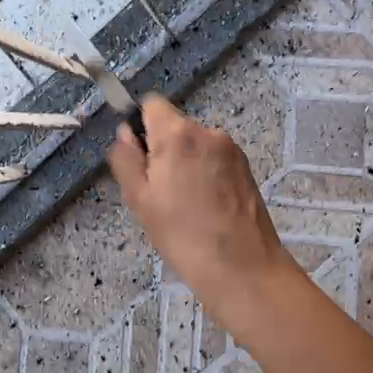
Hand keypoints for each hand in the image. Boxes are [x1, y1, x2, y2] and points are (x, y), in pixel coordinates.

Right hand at [107, 96, 294, 308]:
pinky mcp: (246, 167)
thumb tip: (125, 133)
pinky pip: (213, 160)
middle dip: (162, 150)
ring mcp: (231, 149)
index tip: (139, 159)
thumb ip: (125, 158)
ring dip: (184, 164)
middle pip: (173, 127)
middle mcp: (208, 131)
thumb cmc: (183, 235)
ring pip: (194, 145)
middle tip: (158, 193)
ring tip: (184, 206)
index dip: (139, 126)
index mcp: (178, 134)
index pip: (151, 104)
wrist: (243, 268)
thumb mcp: (139, 199)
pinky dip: (204, 175)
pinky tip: (205, 208)